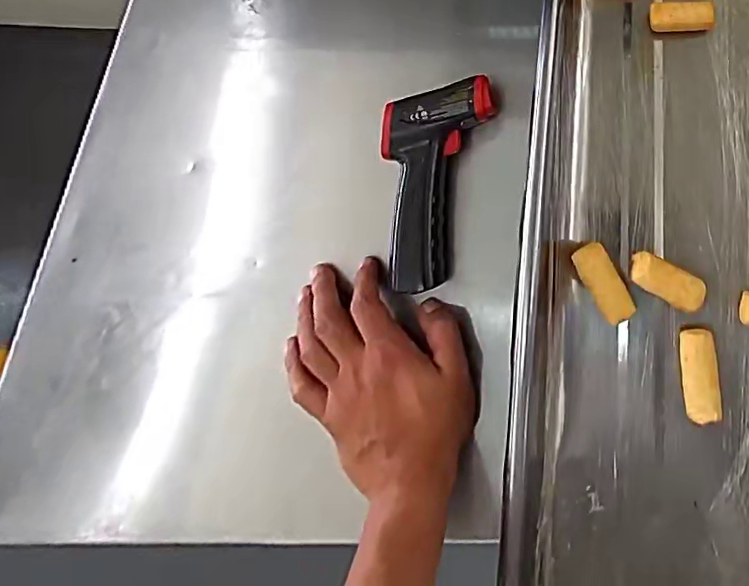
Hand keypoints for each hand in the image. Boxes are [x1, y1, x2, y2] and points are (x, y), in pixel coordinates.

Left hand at [286, 258, 476, 516]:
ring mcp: (338, 393)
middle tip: (321, 274)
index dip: (365, 280)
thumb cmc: (435, 431)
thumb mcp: (457, 375)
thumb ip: (445, 335)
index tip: (368, 268)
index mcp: (388, 355)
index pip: (368, 306)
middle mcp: (357, 369)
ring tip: (304, 298)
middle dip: (323, 291)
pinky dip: (292, 362)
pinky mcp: (329, 415)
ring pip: (310, 347)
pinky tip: (291, 349)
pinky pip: (302, 384)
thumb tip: (431, 309)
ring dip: (304, 317)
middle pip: (329, 320)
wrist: (410, 480)